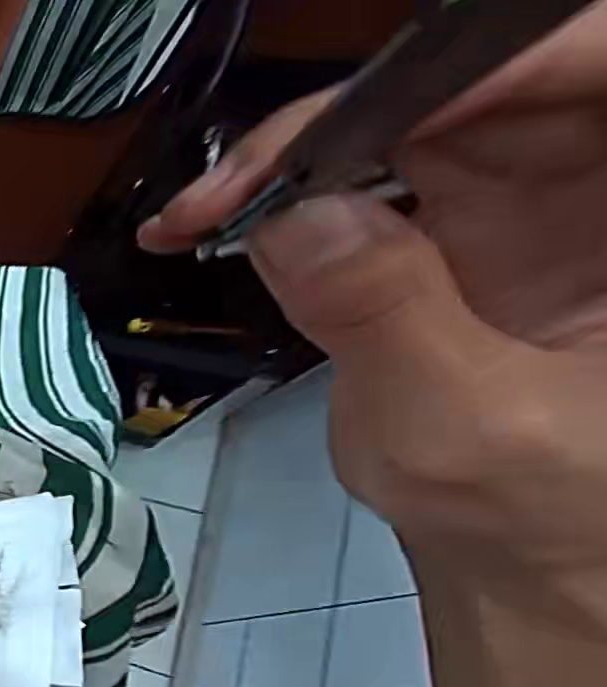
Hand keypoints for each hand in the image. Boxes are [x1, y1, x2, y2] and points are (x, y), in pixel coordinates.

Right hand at [139, 4, 606, 591]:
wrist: (520, 550)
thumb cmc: (533, 504)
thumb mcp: (456, 418)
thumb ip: (380, 313)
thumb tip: (288, 219)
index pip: (591, 70)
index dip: (458, 80)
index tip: (317, 142)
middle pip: (478, 93)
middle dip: (331, 129)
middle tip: (208, 198)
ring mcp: (534, 206)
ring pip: (409, 133)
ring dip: (287, 167)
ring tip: (185, 219)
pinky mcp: (458, 239)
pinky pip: (369, 189)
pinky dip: (283, 204)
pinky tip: (211, 230)